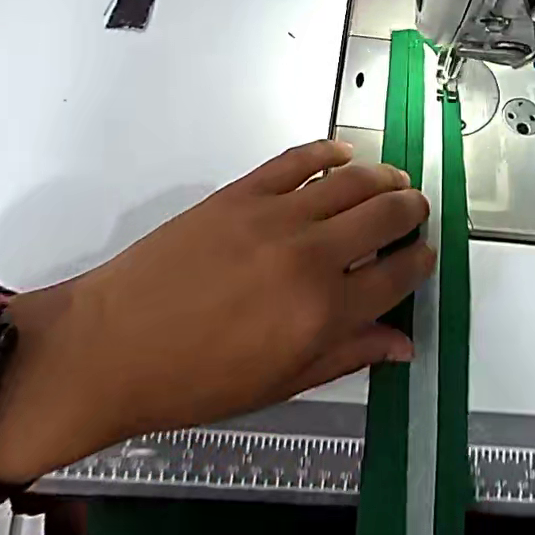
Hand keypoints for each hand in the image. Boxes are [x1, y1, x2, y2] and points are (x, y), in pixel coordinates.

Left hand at [0, 139, 432, 482]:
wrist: (110, 347)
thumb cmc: (196, 381)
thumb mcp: (282, 383)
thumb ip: (349, 356)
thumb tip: (403, 343)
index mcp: (324, 313)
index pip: (398, 275)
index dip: (420, 262)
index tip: (424, 256)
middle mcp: (311, 256)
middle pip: (386, 216)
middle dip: (413, 211)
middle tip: (416, 213)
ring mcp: (276, 215)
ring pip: (353, 180)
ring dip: (385, 177)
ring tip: (395, 182)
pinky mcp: (243, 191)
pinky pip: (299, 158)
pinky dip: (329, 151)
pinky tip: (344, 154)